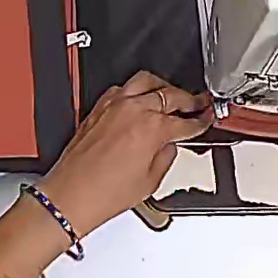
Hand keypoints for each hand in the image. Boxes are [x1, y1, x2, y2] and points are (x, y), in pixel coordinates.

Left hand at [36, 72, 209, 236]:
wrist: (71, 196)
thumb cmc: (104, 192)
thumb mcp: (151, 180)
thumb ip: (167, 155)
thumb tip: (170, 145)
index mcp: (153, 127)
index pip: (186, 121)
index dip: (201, 121)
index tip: (205, 120)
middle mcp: (134, 110)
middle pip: (171, 94)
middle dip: (190, 100)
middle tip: (198, 104)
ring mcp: (115, 105)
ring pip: (147, 80)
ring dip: (164, 86)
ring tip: (172, 94)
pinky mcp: (99, 107)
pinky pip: (123, 88)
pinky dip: (136, 90)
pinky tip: (140, 98)